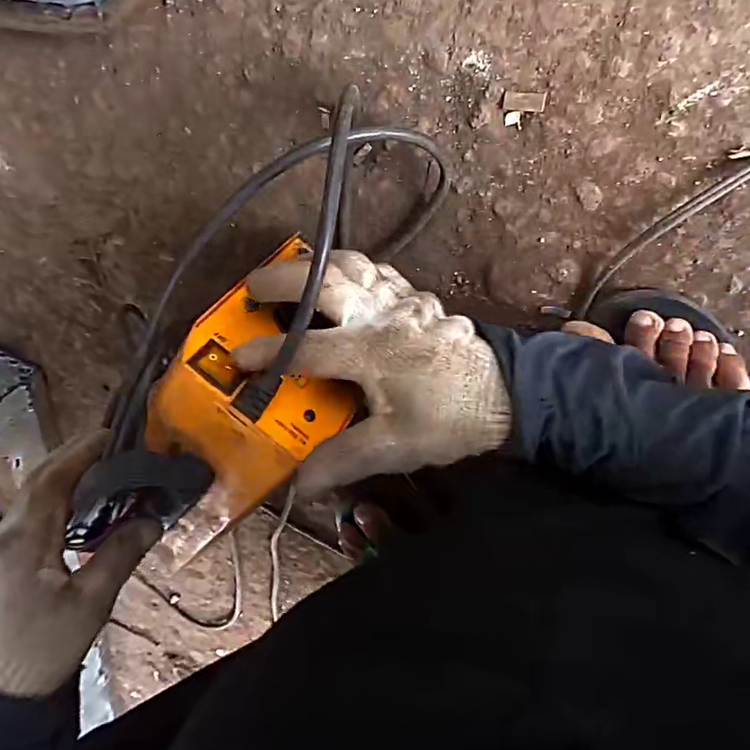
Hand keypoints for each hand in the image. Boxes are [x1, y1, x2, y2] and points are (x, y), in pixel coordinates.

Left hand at [0, 429, 161, 696]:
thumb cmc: (39, 652)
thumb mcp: (89, 605)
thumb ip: (119, 556)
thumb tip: (152, 520)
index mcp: (22, 541)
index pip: (51, 480)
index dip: (80, 453)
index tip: (108, 436)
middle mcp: (0, 539)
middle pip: (35, 485)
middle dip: (69, 460)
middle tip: (105, 447)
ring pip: (26, 505)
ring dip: (58, 483)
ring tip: (95, 476)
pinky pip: (22, 524)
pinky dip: (48, 507)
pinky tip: (70, 517)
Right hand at [232, 250, 511, 496]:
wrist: (510, 395)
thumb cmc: (452, 419)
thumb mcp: (396, 445)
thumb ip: (344, 459)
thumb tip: (301, 485)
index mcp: (372, 351)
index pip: (306, 348)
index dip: (267, 354)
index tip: (239, 359)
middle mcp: (383, 316)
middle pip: (324, 282)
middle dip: (281, 281)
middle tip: (251, 290)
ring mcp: (404, 301)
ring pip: (353, 265)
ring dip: (316, 264)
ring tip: (290, 272)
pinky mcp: (420, 298)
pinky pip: (379, 271)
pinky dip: (352, 268)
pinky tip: (342, 278)